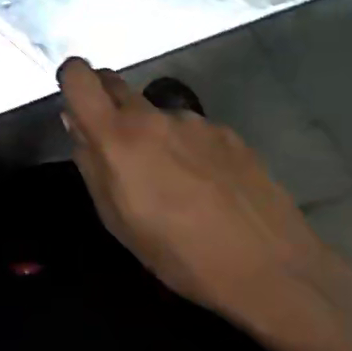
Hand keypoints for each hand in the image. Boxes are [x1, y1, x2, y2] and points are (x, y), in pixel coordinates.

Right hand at [59, 58, 342, 330]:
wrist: (280, 276)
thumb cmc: (182, 254)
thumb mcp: (116, 218)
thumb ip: (90, 163)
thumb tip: (77, 125)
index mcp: (116, 134)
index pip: (78, 74)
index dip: (71, 79)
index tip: (76, 102)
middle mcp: (151, 116)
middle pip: (114, 83)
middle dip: (108, 104)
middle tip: (120, 144)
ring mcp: (194, 122)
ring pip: (156, 111)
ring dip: (153, 131)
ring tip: (176, 178)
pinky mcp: (230, 135)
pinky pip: (194, 130)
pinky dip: (191, 148)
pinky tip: (210, 186)